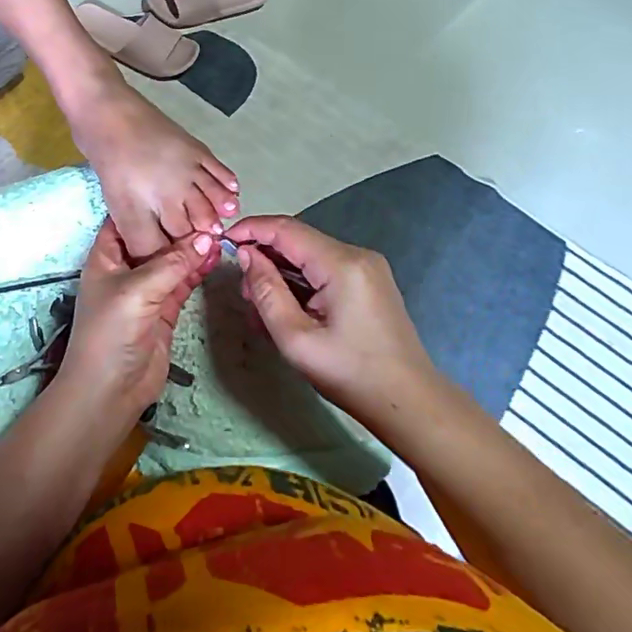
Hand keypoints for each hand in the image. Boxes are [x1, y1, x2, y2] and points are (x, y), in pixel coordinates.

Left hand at [54, 222, 214, 418]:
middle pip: (153, 239)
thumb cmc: (111, 331)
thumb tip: (206, 238)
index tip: (176, 189)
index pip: (125, 220)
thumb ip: (173, 263)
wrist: (111, 388)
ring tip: (220, 232)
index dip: (147, 205)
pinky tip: (215, 257)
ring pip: (172, 261)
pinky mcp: (164, 309)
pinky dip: (197, 270)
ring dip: (193, 249)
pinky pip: (182, 282)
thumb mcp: (138, 290)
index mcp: (106, 257)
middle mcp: (125, 269)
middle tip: (209, 211)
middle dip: (178, 226)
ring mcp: (146, 290)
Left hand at [69, 81, 237, 256]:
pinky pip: (218, 168)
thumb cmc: (111, 166)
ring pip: (214, 195)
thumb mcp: (120, 210)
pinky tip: (234, 188)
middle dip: (206, 231)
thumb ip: (141, 238)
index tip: (190, 260)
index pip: (181, 238)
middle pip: (201, 218)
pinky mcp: (194, 147)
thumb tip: (154, 260)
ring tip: (228, 216)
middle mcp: (186, 191)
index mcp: (166, 208)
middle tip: (214, 239)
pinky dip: (227, 180)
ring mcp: (193, 166)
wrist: (110, 114)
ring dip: (221, 208)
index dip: (185, 251)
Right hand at [227, 216, 436, 427]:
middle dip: (264, 257)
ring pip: (309, 255)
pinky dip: (299, 282)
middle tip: (244, 293)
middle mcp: (357, 255)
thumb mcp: (296, 338)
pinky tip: (284, 308)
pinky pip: (323, 270)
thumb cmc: (350, 374)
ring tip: (260, 306)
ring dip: (280, 272)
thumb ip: (266, 291)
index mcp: (342, 264)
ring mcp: (366, 267)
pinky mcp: (368, 282)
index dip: (251, 229)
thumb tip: (246, 255)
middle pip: (298, 240)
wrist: (409, 402)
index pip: (286, 229)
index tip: (222, 242)